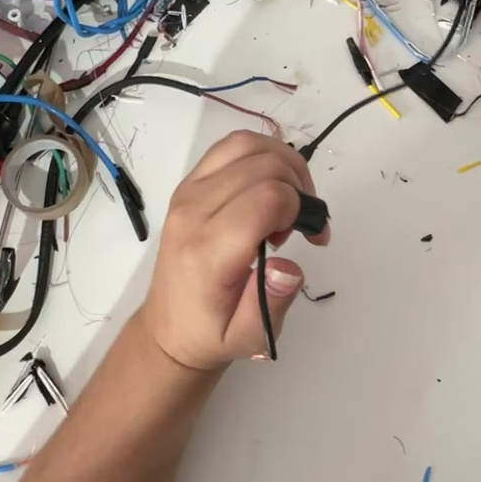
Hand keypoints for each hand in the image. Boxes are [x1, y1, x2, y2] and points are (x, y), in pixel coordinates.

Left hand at [140, 131, 327, 371]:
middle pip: (262, 165)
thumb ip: (271, 303)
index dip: (300, 208)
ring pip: (245, 144)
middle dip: (298, 186)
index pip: (265, 199)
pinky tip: (271, 186)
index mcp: (207, 253)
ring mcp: (187, 192)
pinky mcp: (189, 184)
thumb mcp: (249, 336)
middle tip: (302, 223)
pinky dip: (262, 156)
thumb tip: (288, 268)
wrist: (168, 327)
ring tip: (291, 199)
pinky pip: (231, 147)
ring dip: (282, 162)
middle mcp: (193, 213)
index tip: (312, 236)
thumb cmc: (212, 332)